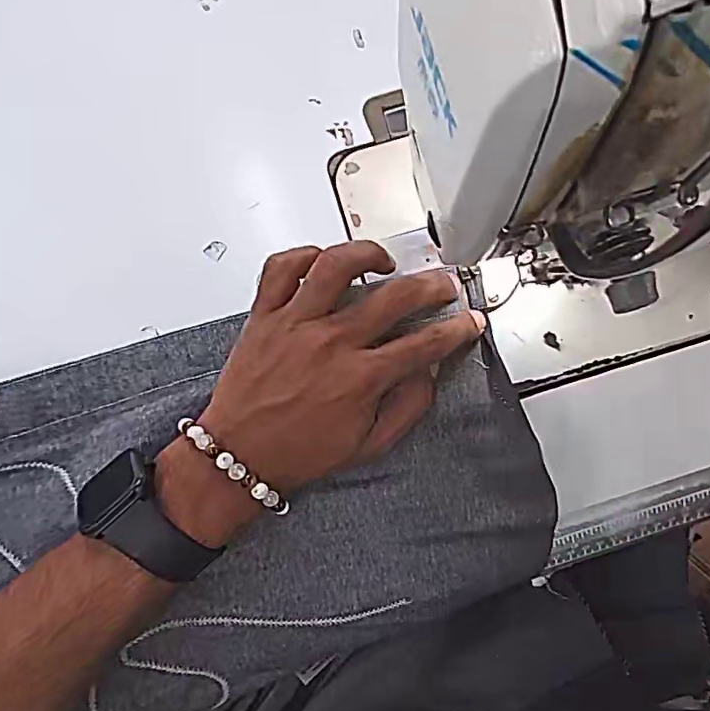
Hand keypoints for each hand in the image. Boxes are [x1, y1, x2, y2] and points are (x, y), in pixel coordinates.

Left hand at [156, 241, 485, 545]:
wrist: (241, 456)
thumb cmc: (297, 452)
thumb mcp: (367, 445)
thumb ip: (406, 408)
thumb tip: (427, 374)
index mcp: (360, 379)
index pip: (425, 343)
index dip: (457, 329)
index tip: (468, 322)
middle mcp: (331, 344)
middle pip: (395, 296)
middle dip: (433, 285)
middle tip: (442, 284)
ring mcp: (296, 324)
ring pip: (337, 265)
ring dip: (369, 254)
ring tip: (384, 261)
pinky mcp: (265, 316)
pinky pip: (281, 268)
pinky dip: (303, 255)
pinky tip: (321, 261)